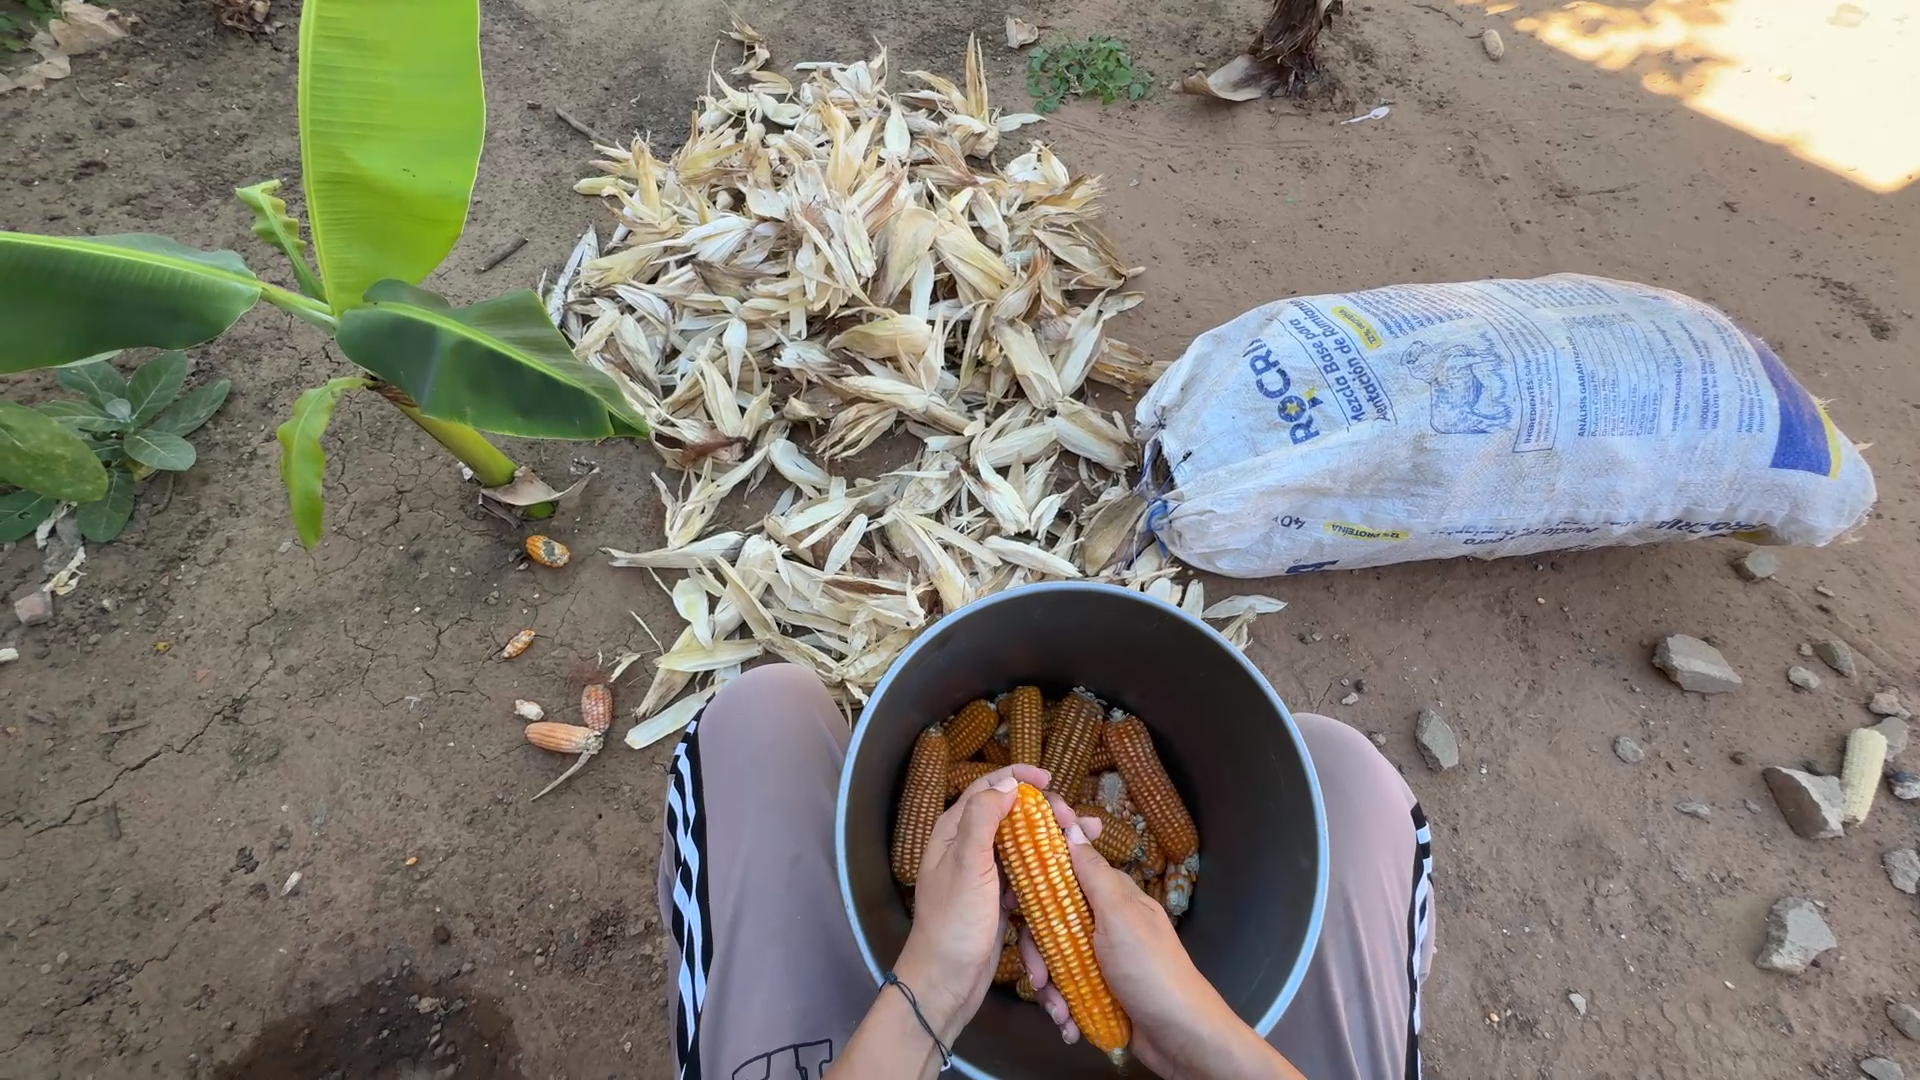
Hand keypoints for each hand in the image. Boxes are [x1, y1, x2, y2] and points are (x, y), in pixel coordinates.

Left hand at [893, 763, 1050, 1042]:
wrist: (946, 983)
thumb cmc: (953, 922)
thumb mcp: (967, 865)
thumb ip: (983, 820)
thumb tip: (1007, 786)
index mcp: (955, 830)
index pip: (987, 789)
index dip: (1017, 778)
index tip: (1047, 778)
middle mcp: (969, 845)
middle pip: (1011, 813)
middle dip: (1044, 810)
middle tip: (1071, 818)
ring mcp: (986, 871)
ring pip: (1024, 842)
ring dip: (1053, 836)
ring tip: (1086, 834)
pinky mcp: (1000, 896)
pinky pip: (1028, 871)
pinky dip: (1049, 865)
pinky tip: (1072, 867)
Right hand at [1021, 793, 1293, 1078]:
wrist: (1181, 1039)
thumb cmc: (1152, 969)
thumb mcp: (1120, 916)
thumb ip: (1092, 873)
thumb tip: (1070, 826)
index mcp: (1110, 892)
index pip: (1065, 868)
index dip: (1035, 876)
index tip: (1012, 893)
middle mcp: (1101, 918)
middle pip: (1049, 917)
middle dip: (1038, 950)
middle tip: (1039, 976)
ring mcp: (1098, 953)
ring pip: (1053, 955)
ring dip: (1050, 986)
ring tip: (1060, 1011)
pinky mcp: (1096, 985)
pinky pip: (1065, 986)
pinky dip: (1063, 1005)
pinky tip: (1069, 1023)